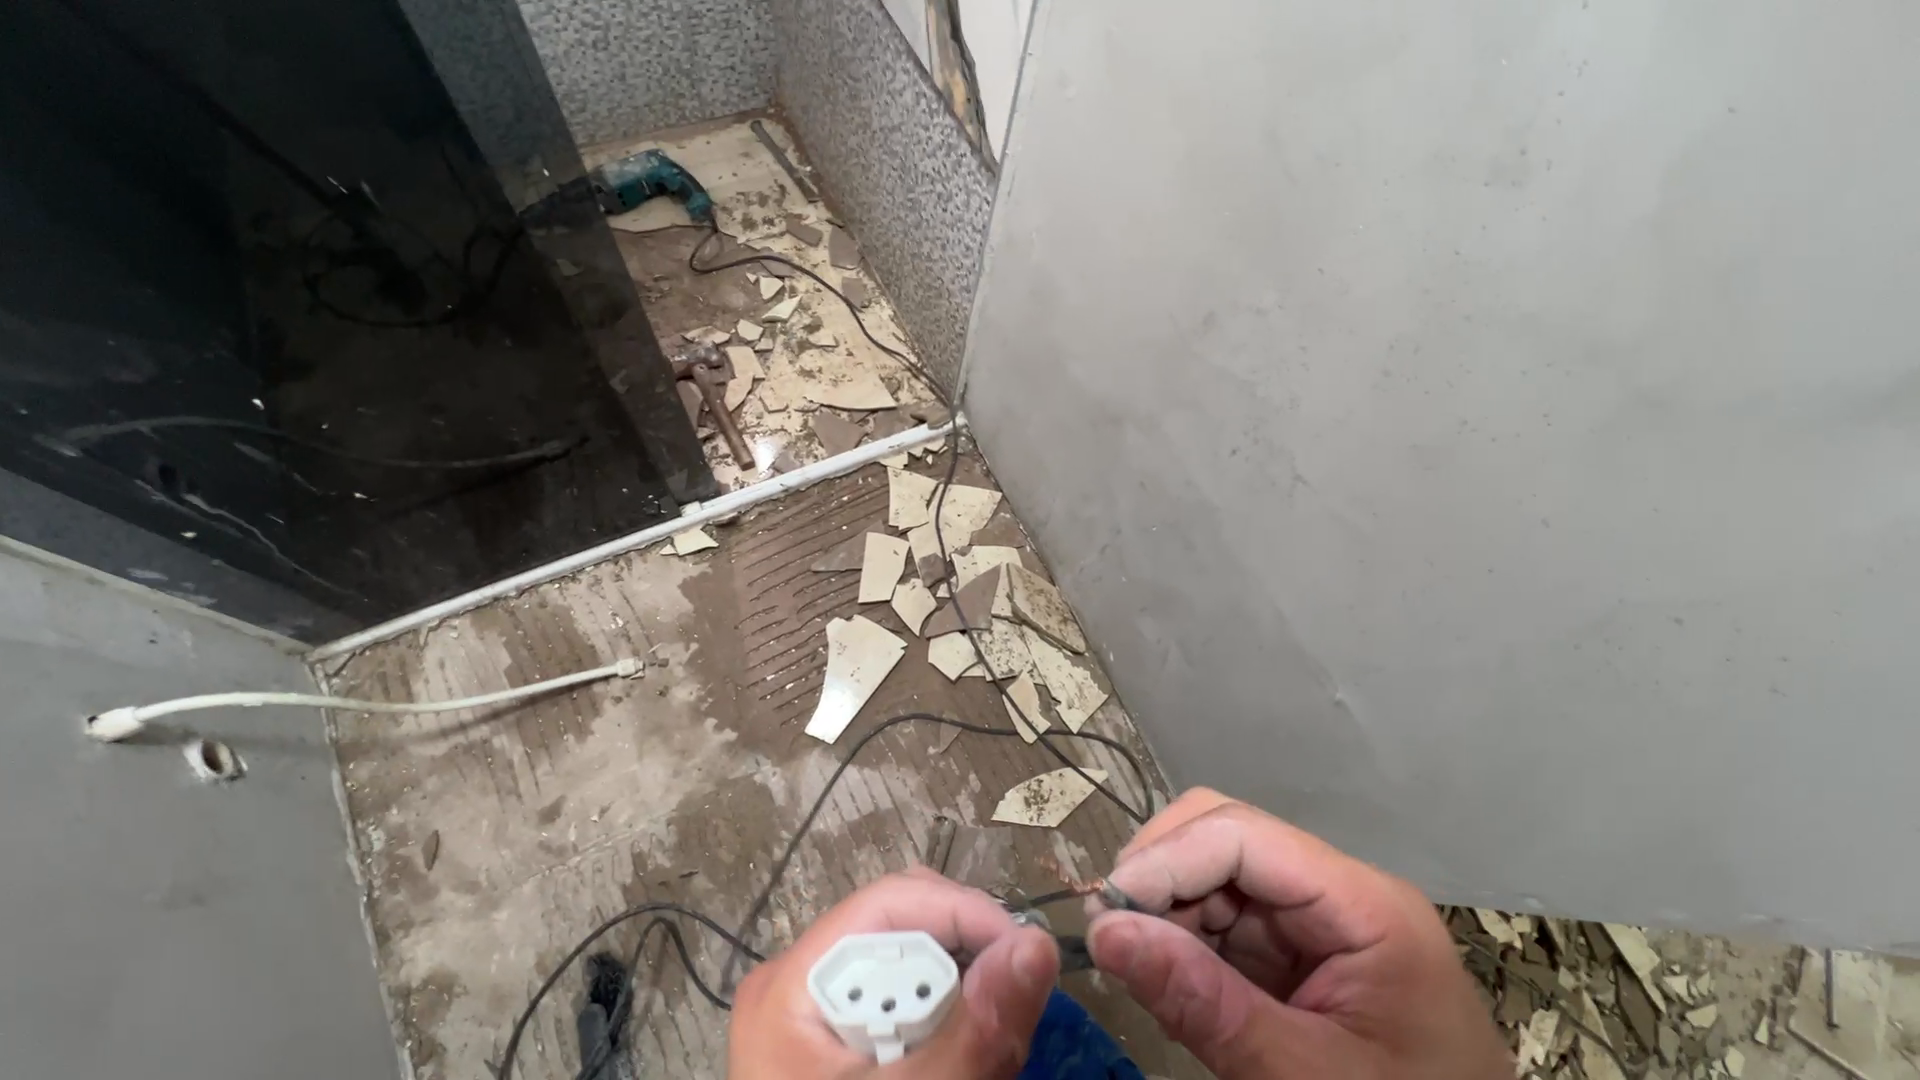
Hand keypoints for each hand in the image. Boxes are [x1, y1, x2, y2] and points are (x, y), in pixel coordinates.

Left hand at [729, 868, 1060, 1079]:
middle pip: (901, 925)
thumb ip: (973, 1034)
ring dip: (962, 988)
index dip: (963, 913)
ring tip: (991, 1040)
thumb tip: (1036, 944)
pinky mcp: (832, 1039)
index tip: (1026, 955)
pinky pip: (901, 998)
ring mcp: (812, 1011)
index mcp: (791, 984)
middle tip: (1014, 1009)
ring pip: (909, 960)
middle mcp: (796, 981)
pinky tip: (961, 1055)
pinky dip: (943, 1016)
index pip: (890, 904)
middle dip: (968, 953)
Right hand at [1088, 789, 1508, 1079]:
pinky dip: (1183, 942)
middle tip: (1114, 939)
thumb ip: (1205, 1005)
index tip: (1104, 914)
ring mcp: (1316, 918)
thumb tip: (1103, 933)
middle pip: (1224, 835)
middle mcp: (1337, 891)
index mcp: (1363, 905)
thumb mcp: (1304, 1079)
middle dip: (1160, 875)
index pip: (1241, 835)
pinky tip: (1174, 985)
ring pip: (1212, 872)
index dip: (1164, 860)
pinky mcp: (1297, 948)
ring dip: (1165, 911)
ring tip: (1145, 974)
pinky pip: (1221, 917)